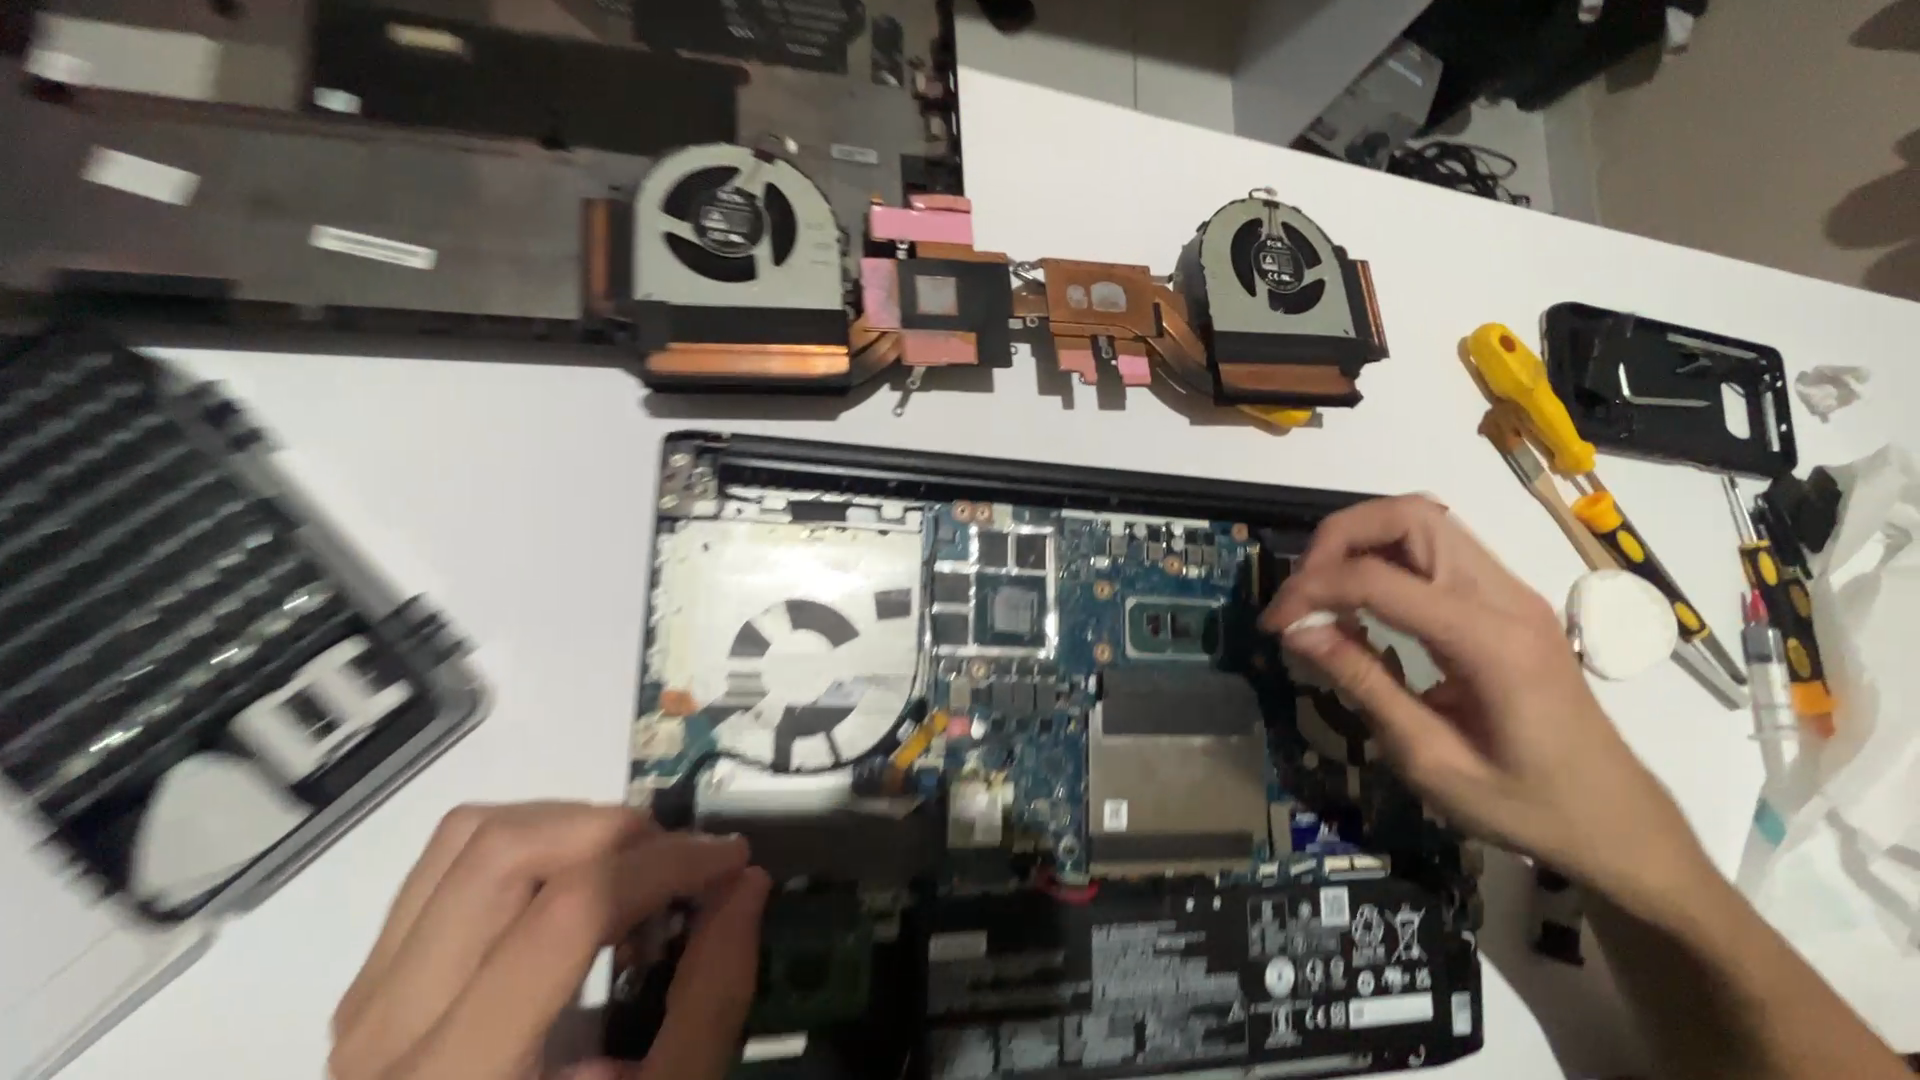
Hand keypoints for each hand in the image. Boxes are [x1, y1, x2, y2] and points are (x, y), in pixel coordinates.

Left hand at [330, 802, 768, 1079]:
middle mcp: (390, 1021)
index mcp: (460, 1075)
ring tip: (630, 864)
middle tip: (680, 862)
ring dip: (570, 824)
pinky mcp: (370, 977)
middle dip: (616, 831)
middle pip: (504, 850)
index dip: (664, 865)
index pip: (569, 910)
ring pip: (468, 837)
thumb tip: (746, 884)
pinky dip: (528, 841)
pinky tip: (572, 881)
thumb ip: (708, 1001)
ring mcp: (368, 992)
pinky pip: (446, 861)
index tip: (730, 860)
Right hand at [1260, 496, 1708, 908]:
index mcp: (1490, 642)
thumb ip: (1365, 684)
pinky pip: (1436, 550)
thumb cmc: (1525, 805)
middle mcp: (1505, 597)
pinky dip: (1384, 557)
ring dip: (1360, 541)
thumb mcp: (1430, 760)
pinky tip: (1360, 602)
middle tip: (1301, 591)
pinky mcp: (1506, 600)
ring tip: (1322, 592)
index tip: (1275, 625)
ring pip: (1423, 521)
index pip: (1379, 579)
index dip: (1312, 591)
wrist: (1616, 820)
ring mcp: (1511, 592)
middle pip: (1410, 516)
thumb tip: (1300, 632)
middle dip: (1338, 539)